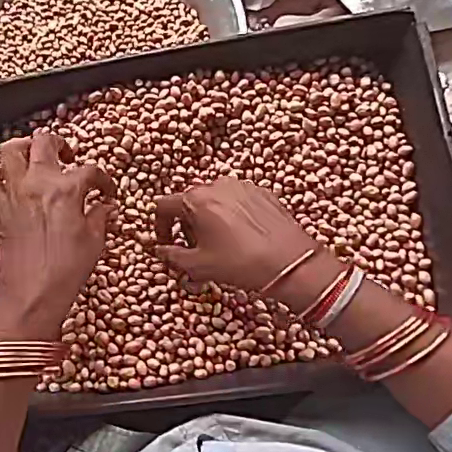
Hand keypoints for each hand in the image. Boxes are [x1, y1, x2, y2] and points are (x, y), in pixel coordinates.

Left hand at [0, 130, 115, 339]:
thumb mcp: (94, 242)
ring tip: (35, 158)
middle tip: (68, 156)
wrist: (31, 295)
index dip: (103, 180)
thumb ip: (100, 217)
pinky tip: (11, 182)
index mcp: (66, 190)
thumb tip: (105, 207)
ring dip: (25, 148)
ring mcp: (14, 194)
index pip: (90, 170)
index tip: (106, 192)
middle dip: (60, 143)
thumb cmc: (65, 272)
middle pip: (45, 141)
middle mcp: (37, 184)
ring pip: (10, 150)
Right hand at [153, 178, 326, 293]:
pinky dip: (230, 216)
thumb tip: (161, 251)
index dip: (160, 227)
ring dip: (208, 220)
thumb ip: (172, 255)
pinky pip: (236, 202)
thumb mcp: (198, 265)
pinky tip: (240, 239)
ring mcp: (242, 187)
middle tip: (193, 249)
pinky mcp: (263, 193)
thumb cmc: (241, 263)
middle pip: (189, 202)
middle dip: (185, 225)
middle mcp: (217, 186)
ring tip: (218, 246)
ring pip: (213, 201)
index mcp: (196, 200)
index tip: (165, 243)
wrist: (291, 263)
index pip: (163, 206)